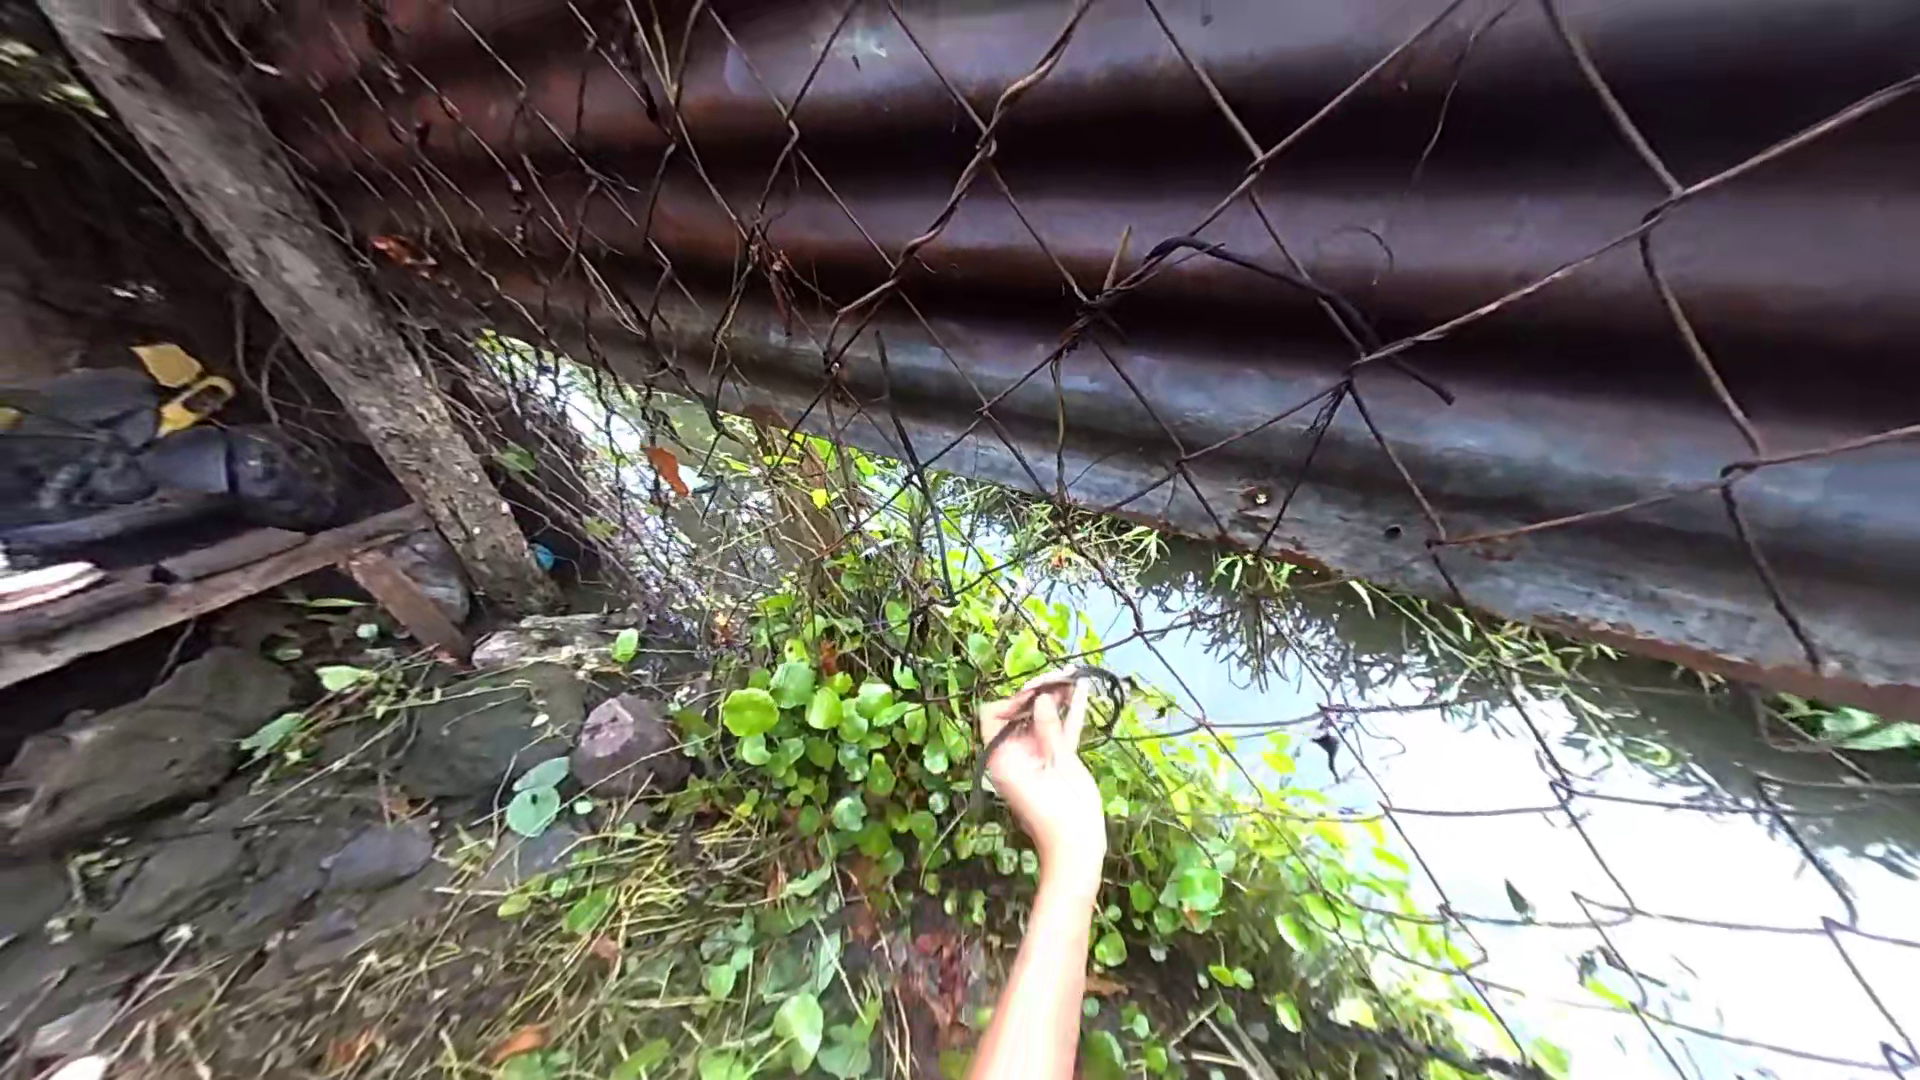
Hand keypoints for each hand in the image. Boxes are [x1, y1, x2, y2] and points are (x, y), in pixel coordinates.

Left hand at [978, 670, 1106, 888]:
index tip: (1034, 696)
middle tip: (1059, 677)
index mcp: (1002, 755)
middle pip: (1021, 711)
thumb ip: (1048, 730)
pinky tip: (1083, 690)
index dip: (1011, 700)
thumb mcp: (1056, 768)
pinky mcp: (1057, 758)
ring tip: (1072, 676)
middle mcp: (1015, 751)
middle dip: (1039, 691)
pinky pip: (1061, 730)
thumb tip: (1041, 697)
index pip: (992, 715)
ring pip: (1043, 716)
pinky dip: (1071, 713)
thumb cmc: (1061, 814)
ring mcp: (1036, 753)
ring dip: (1057, 697)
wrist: (1078, 850)